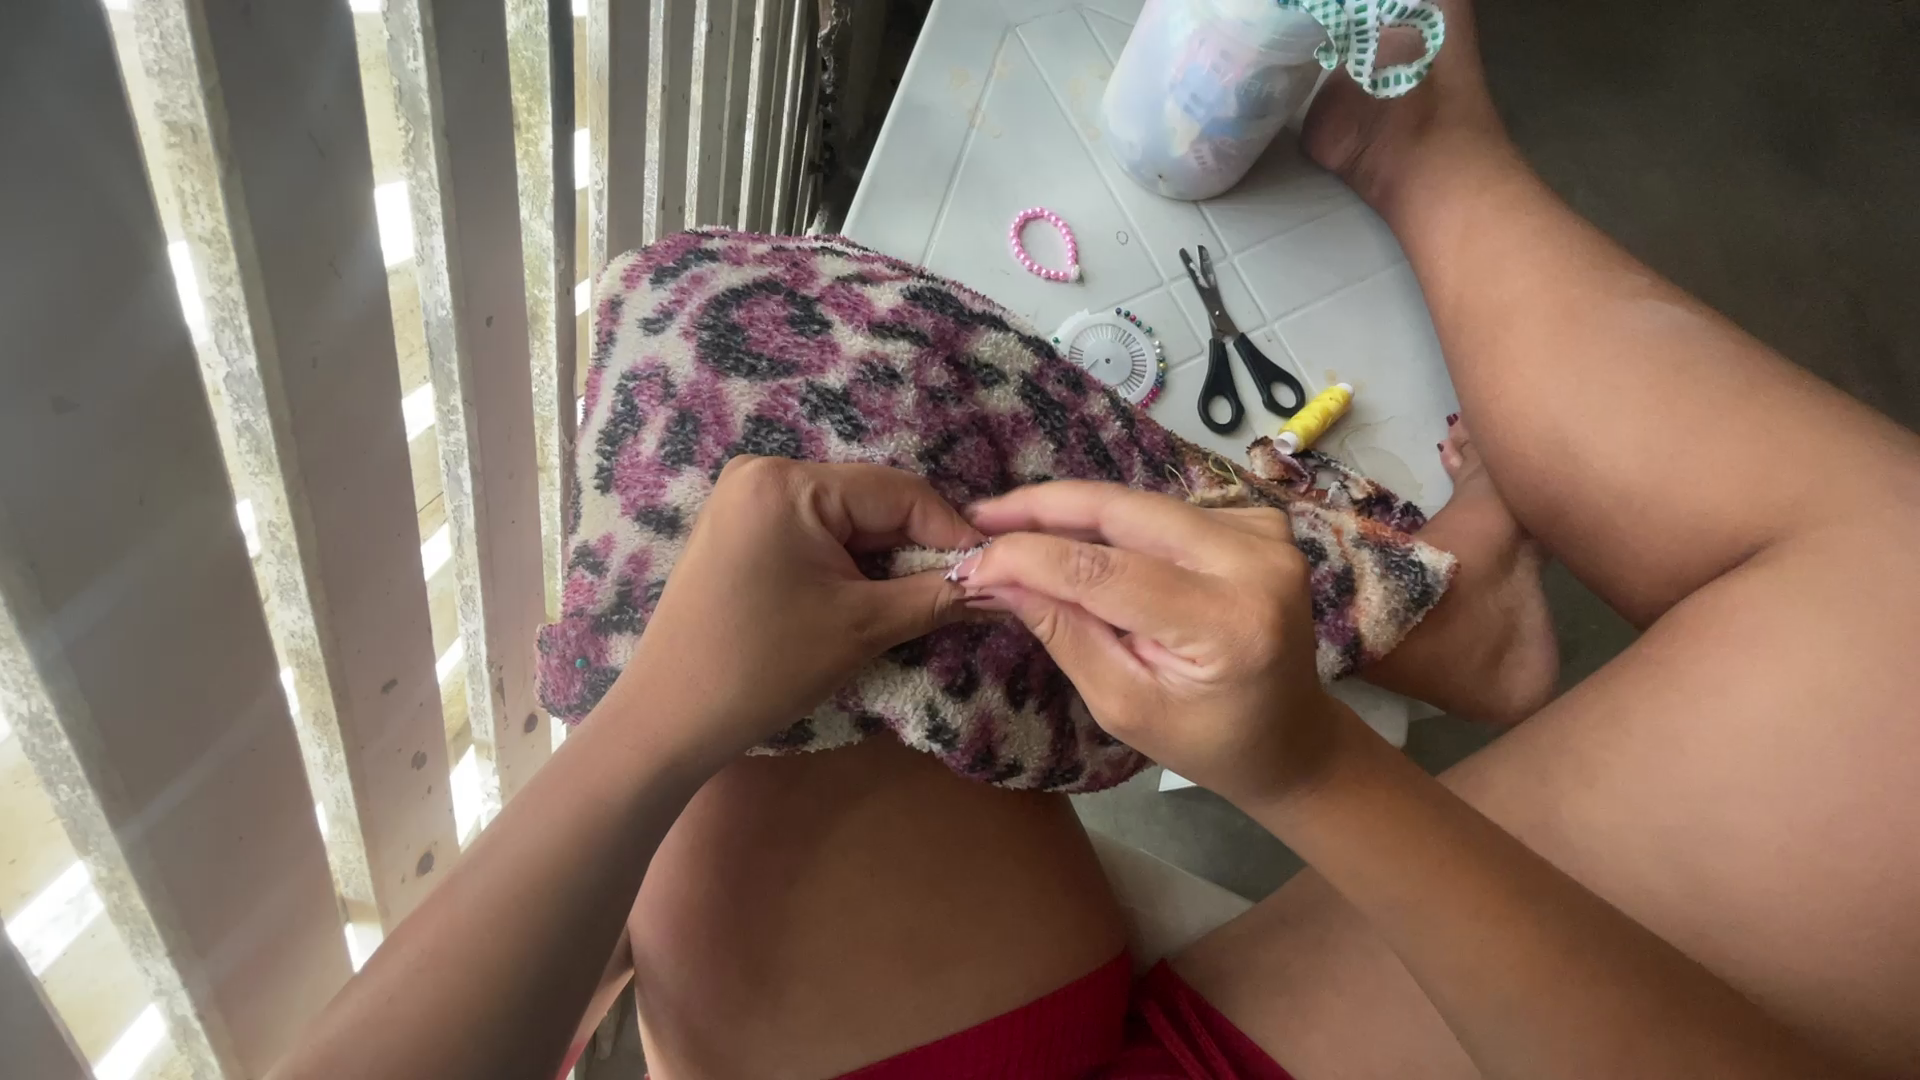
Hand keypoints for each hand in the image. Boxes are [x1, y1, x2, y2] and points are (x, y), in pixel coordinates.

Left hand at [614, 457, 979, 762]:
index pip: (899, 492)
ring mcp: (747, 498)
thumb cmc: (765, 668)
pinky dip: (849, 559)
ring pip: (847, 518)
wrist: (669, 719)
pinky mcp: (741, 526)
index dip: (952, 532)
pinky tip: (863, 594)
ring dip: (885, 556)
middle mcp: (765, 471)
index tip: (989, 573)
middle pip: (872, 501)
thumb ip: (940, 596)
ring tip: (913, 597)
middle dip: (916, 547)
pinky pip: (816, 529)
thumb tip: (1005, 582)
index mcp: (790, 482)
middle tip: (954, 591)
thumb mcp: (863, 627)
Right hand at [959, 482, 1350, 805]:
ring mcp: (1265, 532)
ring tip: (1013, 528)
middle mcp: (1255, 560)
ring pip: (1138, 503)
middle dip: (1042, 508)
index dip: (1028, 557)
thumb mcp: (1123, 705)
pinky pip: (1163, 510)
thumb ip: (1063, 632)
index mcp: (1227, 623)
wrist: (1293, 737)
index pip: (1104, 571)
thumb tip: (996, 576)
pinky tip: (1079, 540)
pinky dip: (1113, 522)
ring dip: (1072, 513)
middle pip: (1123, 510)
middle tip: (982, 517)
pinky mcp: (1260, 521)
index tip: (971, 560)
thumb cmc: (1207, 742)